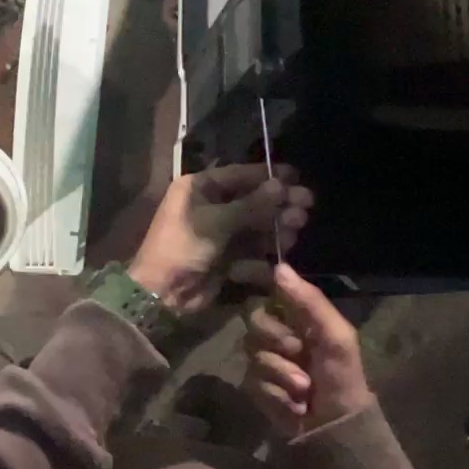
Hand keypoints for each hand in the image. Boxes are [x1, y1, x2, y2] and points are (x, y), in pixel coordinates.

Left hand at [128, 164, 313, 317]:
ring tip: (297, 227)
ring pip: (255, 225)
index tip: (296, 176)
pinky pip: (252, 249)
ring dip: (277, 226)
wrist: (162, 294)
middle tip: (306, 205)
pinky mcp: (226, 257)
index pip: (239, 175)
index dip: (268, 175)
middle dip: (278, 203)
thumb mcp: (217, 222)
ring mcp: (219, 233)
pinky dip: (266, 250)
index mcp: (199, 188)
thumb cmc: (183, 247)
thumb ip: (252, 204)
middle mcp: (210, 206)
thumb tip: (281, 184)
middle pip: (252, 200)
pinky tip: (283, 251)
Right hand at [243, 264, 372, 436]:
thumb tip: (279, 267)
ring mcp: (266, 361)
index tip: (268, 299)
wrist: (335, 429)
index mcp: (300, 318)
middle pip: (254, 320)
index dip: (269, 296)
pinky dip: (276, 394)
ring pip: (253, 352)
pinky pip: (252, 381)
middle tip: (300, 354)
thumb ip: (309, 301)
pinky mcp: (257, 388)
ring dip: (282, 373)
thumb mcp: (334, 335)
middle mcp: (279, 334)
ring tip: (304, 389)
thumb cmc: (341, 377)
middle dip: (278, 341)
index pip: (271, 293)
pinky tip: (293, 404)